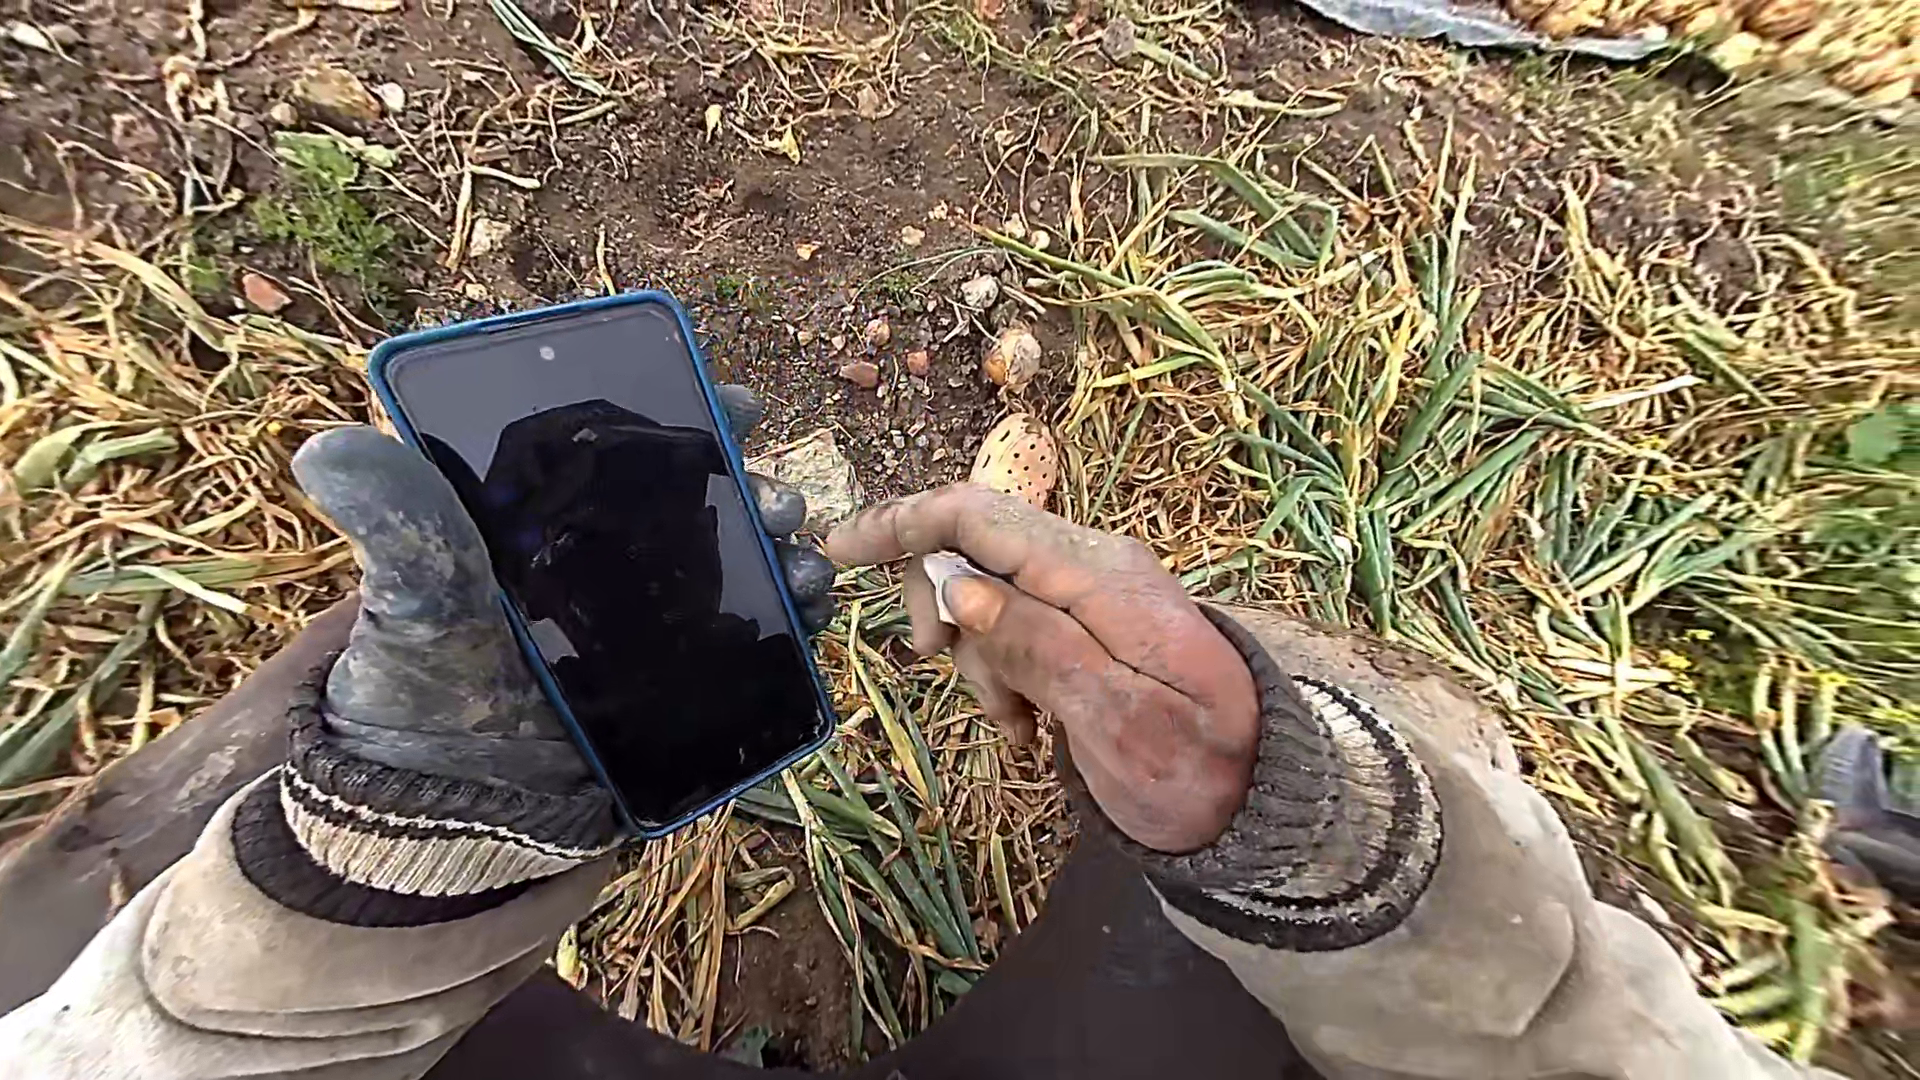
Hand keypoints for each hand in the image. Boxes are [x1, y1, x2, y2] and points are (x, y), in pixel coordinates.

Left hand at [292, 384, 833, 793]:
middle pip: (722, 507)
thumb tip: (334, 447)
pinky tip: (810, 615)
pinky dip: (797, 616)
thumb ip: (408, 539)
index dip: (698, 421)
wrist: (469, 818)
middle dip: (764, 493)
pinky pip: (764, 630)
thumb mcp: (417, 617)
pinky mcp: (702, 666)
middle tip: (780, 507)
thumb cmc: (432, 706)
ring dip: (792, 557)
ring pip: (755, 566)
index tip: (739, 407)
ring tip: (806, 572)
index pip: (646, 456)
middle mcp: (636, 558)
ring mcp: (677, 613)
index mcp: (580, 525)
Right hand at [825, 484, 1258, 852]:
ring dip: (978, 657)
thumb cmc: (1197, 764)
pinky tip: (1030, 716)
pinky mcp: (1084, 615)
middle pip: (969, 545)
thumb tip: (959, 589)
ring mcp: (1087, 587)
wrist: (1261, 785)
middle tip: (938, 663)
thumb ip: (1038, 643)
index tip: (838, 547)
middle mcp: (1088, 562)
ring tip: (1020, 721)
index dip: (901, 522)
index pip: (978, 516)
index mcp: (1095, 575)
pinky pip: (1012, 623)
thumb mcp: (1117, 719)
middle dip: (939, 606)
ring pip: (984, 594)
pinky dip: (1000, 668)